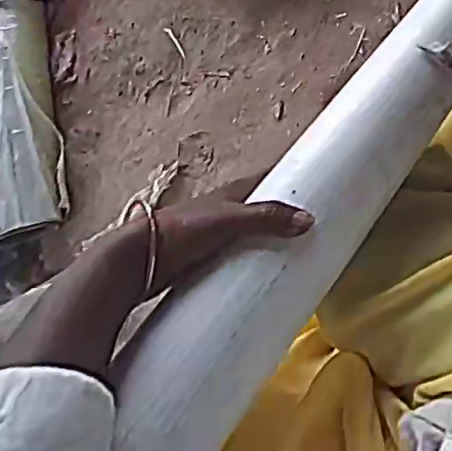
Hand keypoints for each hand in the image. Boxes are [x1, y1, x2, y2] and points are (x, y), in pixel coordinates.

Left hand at [127, 178, 314, 299]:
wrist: (134, 263)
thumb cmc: (181, 231)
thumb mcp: (230, 220)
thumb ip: (268, 218)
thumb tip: (308, 220)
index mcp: (233, 192)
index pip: (269, 178)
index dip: (291, 177)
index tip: (317, 185)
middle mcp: (224, 209)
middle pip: (261, 207)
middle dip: (283, 214)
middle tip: (308, 226)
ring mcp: (213, 235)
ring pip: (248, 233)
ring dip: (266, 239)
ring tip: (290, 252)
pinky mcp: (203, 259)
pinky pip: (235, 255)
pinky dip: (249, 259)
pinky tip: (258, 273)